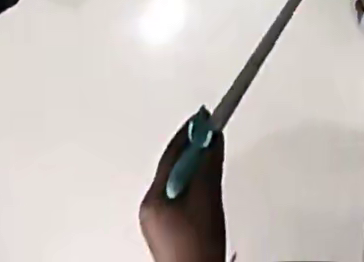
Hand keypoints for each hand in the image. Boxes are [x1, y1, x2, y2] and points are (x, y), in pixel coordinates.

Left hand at [140, 126, 226, 261]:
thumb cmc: (198, 251)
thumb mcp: (207, 200)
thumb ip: (209, 165)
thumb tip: (213, 137)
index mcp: (153, 199)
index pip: (171, 154)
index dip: (189, 132)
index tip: (204, 116)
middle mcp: (151, 208)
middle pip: (173, 166)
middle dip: (193, 148)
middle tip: (210, 131)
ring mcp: (158, 221)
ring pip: (178, 181)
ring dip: (194, 166)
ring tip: (212, 156)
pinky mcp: (169, 230)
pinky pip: (180, 196)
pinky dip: (194, 184)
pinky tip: (207, 185)